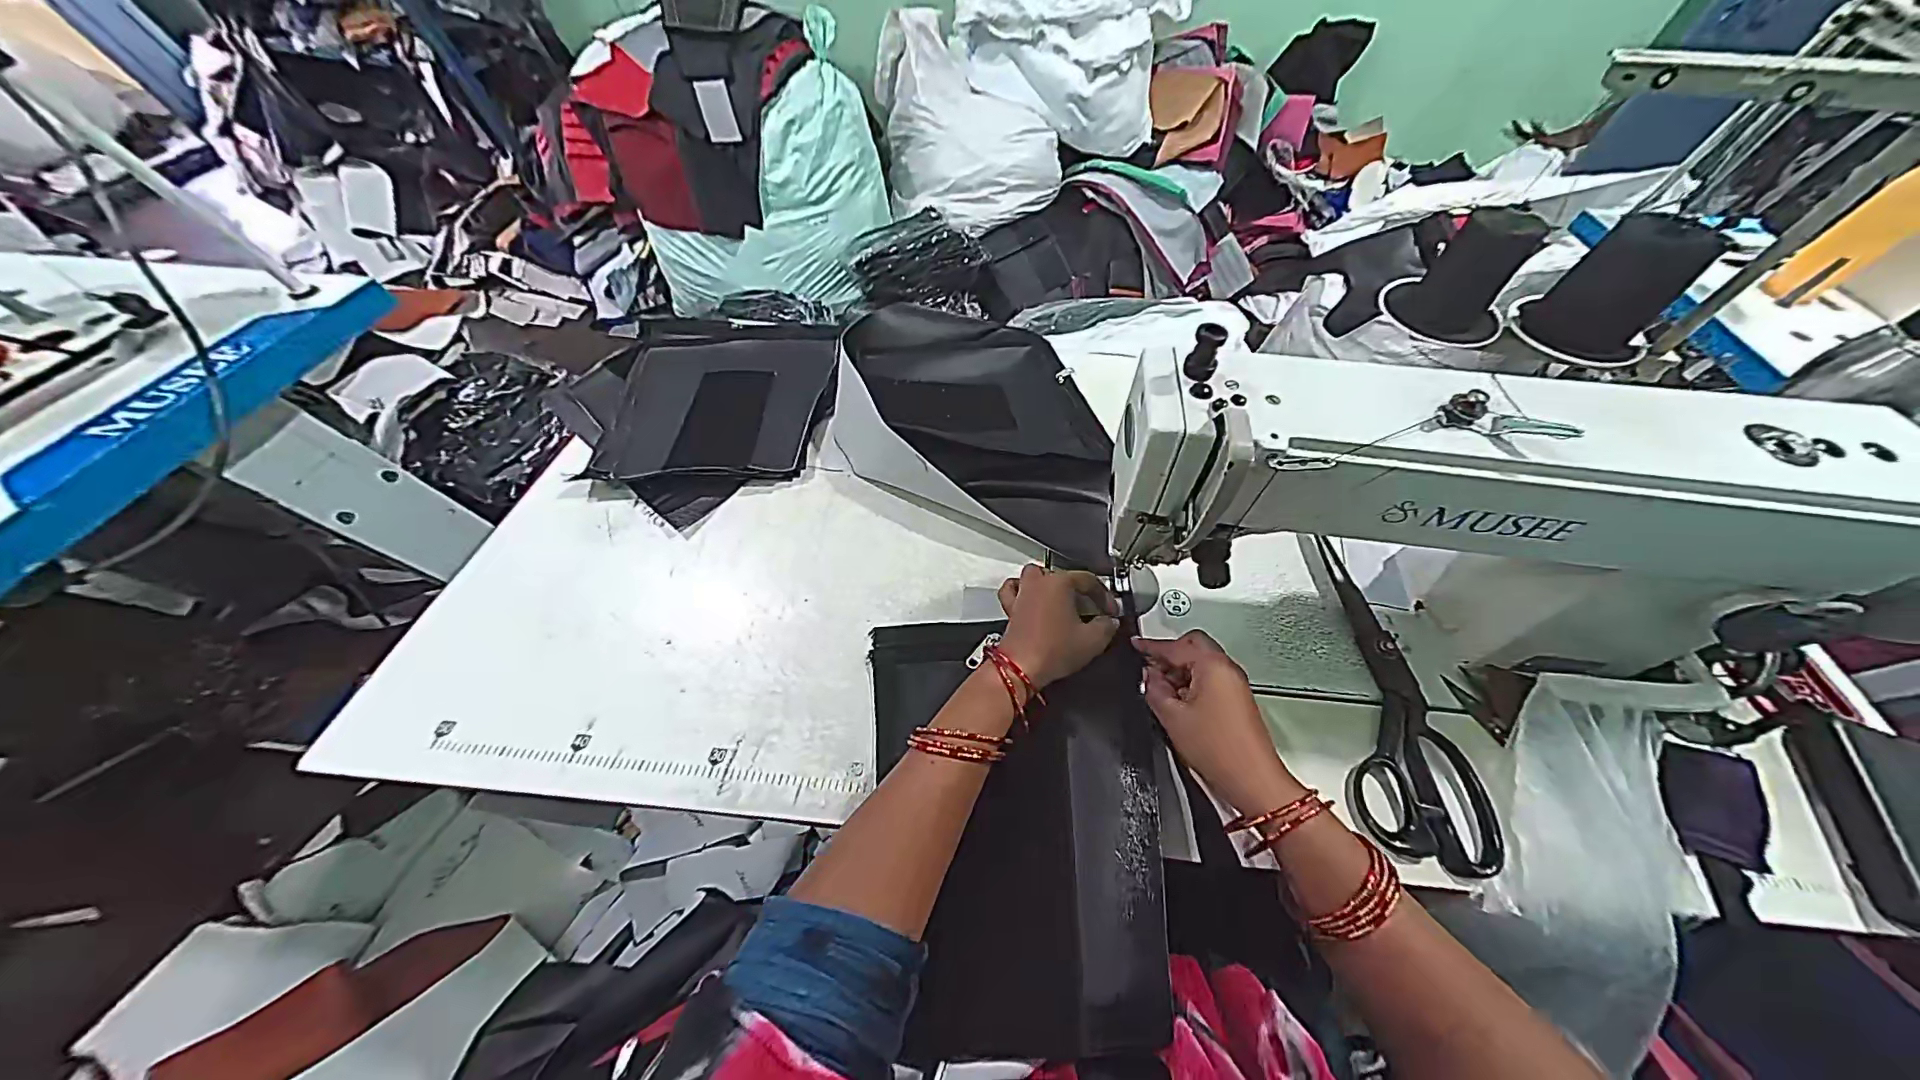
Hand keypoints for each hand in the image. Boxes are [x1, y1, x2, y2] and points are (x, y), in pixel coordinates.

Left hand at [995, 565, 1120, 686]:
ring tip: (1064, 600)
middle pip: (1064, 576)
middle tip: (1092, 608)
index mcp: (1059, 582)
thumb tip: (1109, 623)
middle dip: (1080, 591)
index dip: (1104, 595)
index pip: (1088, 580)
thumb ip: (1107, 626)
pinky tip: (1030, 597)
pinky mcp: (1011, 609)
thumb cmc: (1050, 651)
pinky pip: (1013, 589)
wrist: (1020, 668)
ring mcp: (1023, 594)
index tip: (1110, 610)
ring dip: (1051, 583)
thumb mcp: (1092, 640)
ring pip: (1037, 575)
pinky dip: (1021, 589)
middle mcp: (1039, 583)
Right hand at [1134, 631, 1303, 813]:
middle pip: (1193, 646)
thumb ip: (1154, 690)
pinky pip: (1210, 680)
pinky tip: (1178, 704)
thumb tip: (1149, 678)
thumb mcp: (1171, 717)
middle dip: (1169, 655)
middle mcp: (1228, 670)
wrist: (1251, 780)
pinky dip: (1192, 685)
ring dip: (1180, 672)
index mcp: (1213, 665)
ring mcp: (1235, 685)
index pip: (1176, 645)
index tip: (1137, 645)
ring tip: (1161, 691)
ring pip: (1201, 663)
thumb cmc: (1221, 751)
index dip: (1151, 645)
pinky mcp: (1237, 701)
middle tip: (1149, 667)